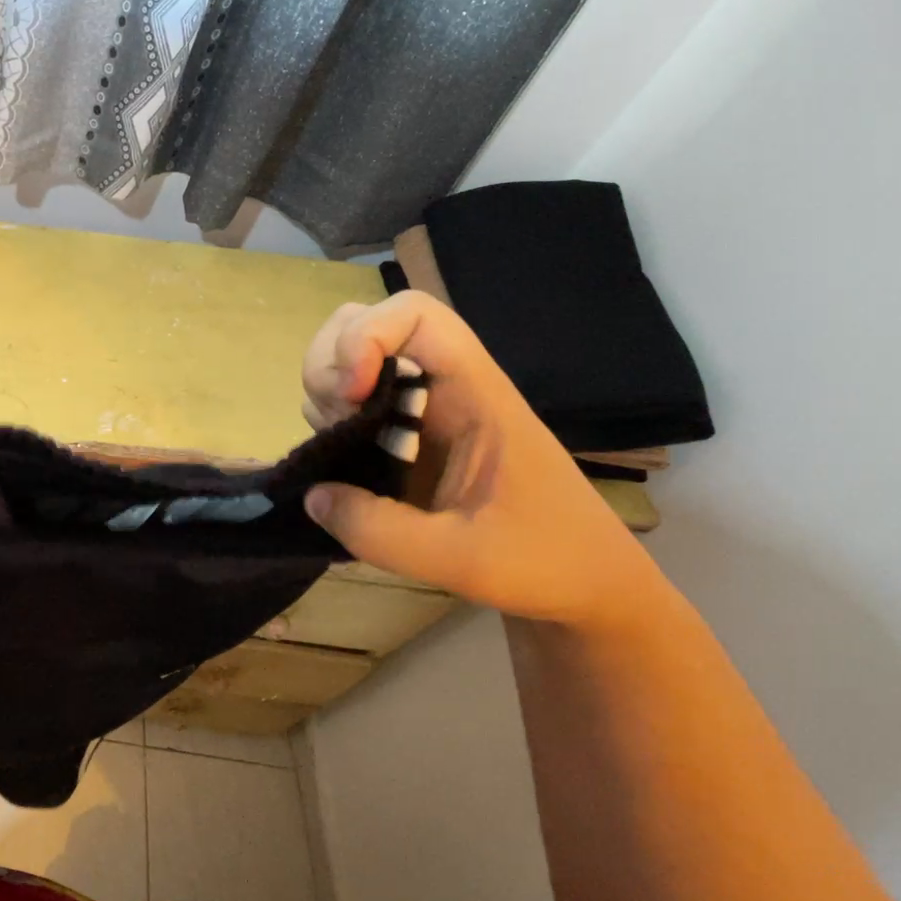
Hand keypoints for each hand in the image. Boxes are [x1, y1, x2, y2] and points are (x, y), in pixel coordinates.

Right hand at [300, 291, 666, 630]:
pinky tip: (339, 466)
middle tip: (334, 424)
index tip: (351, 397)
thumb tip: (313, 495)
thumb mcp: (460, 560)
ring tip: (336, 451)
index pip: (415, 315)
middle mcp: (442, 391)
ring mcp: (420, 414)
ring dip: (325, 396)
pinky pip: (349, 406)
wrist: (586, 585)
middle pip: (367, 322)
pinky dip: (327, 424)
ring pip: (350, 362)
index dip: (366, 336)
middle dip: (329, 363)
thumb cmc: (543, 563)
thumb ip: (378, 531)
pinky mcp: (404, 442)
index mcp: (475, 397)